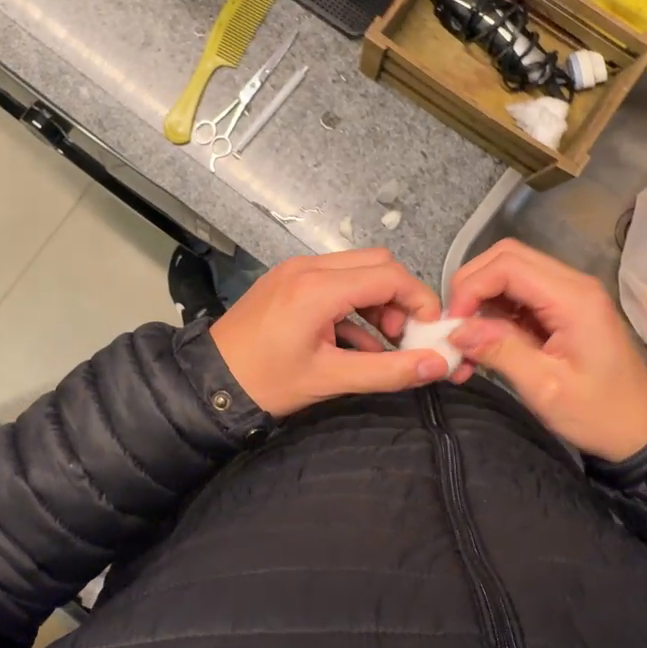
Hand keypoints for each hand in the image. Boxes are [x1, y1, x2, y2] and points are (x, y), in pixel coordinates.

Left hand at [210, 249, 449, 416]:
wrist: (207, 384)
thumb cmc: (265, 383)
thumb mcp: (330, 380)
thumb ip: (388, 371)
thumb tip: (439, 365)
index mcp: (318, 287)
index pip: (389, 275)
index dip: (420, 300)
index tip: (431, 332)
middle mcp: (308, 267)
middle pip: (377, 263)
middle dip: (401, 297)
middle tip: (404, 338)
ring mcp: (295, 271)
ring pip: (357, 270)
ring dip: (379, 301)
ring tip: (384, 344)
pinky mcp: (287, 281)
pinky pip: (335, 281)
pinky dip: (355, 305)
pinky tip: (358, 342)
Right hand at [446, 240, 646, 461]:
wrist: (642, 432)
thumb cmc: (599, 413)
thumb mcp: (545, 387)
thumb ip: (500, 350)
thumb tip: (456, 331)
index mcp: (573, 299)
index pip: (508, 265)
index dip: (471, 287)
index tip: (454, 324)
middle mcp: (573, 284)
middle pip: (508, 257)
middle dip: (472, 285)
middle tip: (455, 325)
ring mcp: (570, 294)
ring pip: (511, 271)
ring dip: (481, 297)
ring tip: (466, 337)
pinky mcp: (563, 308)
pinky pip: (520, 292)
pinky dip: (495, 309)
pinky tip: (485, 340)